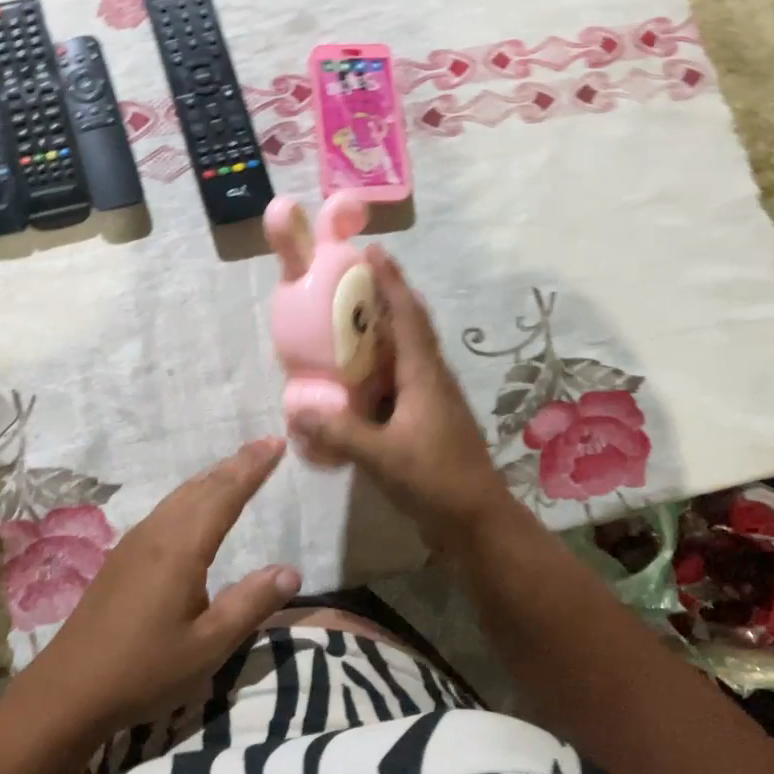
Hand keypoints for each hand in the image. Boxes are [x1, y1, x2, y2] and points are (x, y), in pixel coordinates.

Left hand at [17, 438, 302, 732]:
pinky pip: (165, 510)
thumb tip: (291, 571)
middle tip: (265, 444)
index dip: (253, 467)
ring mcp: (135, 542)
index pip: (225, 494)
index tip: (277, 441)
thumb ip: (250, 604)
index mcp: (181, 548)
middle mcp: (157, 533)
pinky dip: (191, 496)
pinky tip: (194, 507)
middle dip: (235, 464)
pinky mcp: (122, 557)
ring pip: (180, 496)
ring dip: (212, 478)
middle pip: (201, 487)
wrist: (71, 687)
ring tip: (237, 468)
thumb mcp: (209, 645)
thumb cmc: (146, 669)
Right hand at [291, 248, 524, 546]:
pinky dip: (379, 365)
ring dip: (382, 330)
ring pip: (406, 352)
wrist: (478, 522)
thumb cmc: (435, 480)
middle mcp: (431, 378)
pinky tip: (356, 376)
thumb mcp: (380, 457)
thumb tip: (295, 409)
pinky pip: (400, 378)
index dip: (390, 282)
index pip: (406, 316)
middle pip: (409, 326)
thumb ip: (338, 432)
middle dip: (386, 297)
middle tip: (352, 279)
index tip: (373, 251)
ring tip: (348, 319)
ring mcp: (433, 399)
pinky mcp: (428, 419)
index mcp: (424, 376)